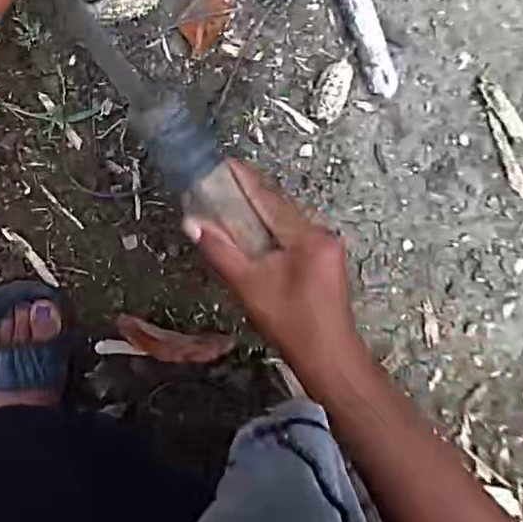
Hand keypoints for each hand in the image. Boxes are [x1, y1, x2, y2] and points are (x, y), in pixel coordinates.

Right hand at [183, 159, 369, 390]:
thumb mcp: (248, 285)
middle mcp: (321, 235)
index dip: (243, 178)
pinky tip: (249, 234)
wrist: (329, 358)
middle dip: (247, 194)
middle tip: (218, 185)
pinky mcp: (322, 259)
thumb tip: (193, 224)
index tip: (224, 163)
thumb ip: (219, 250)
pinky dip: (266, 229)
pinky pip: (289, 233)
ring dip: (256, 213)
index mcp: (306, 236)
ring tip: (228, 207)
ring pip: (283, 219)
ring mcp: (325, 247)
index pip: (268, 197)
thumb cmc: (294, 324)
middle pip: (277, 204)